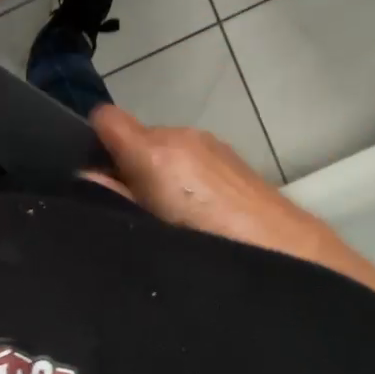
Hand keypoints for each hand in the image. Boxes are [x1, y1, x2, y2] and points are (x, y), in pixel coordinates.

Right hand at [90, 104, 351, 266]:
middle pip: (135, 137)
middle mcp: (179, 136)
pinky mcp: (232, 156)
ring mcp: (210, 144)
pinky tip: (199, 214)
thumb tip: (84, 176)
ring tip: (170, 217)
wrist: (290, 255)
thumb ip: (113, 198)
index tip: (94, 174)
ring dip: (158, 173)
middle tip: (133, 208)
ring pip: (164, 149)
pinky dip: (184, 177)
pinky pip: (191, 158)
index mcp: (154, 151)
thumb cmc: (209, 245)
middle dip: (127, 165)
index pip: (105, 118)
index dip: (93, 140)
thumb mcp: (148, 229)